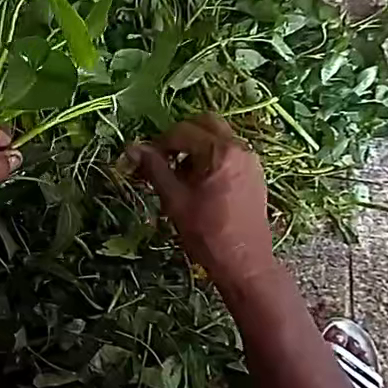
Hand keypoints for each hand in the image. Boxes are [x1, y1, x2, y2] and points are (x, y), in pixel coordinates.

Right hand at [127, 115, 278, 288]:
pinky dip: (211, 157)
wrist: (245, 264)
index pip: (182, 131)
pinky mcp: (255, 174)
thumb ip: (155, 169)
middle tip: (163, 159)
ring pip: (218, 137)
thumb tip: (133, 147)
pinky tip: (199, 184)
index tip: (145, 160)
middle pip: (205, 123)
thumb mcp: (175, 200)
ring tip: (179, 175)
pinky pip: (229, 152)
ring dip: (196, 146)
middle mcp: (240, 148)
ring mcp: (251, 160)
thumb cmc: (207, 234)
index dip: (159, 143)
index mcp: (220, 152)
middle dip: (180, 136)